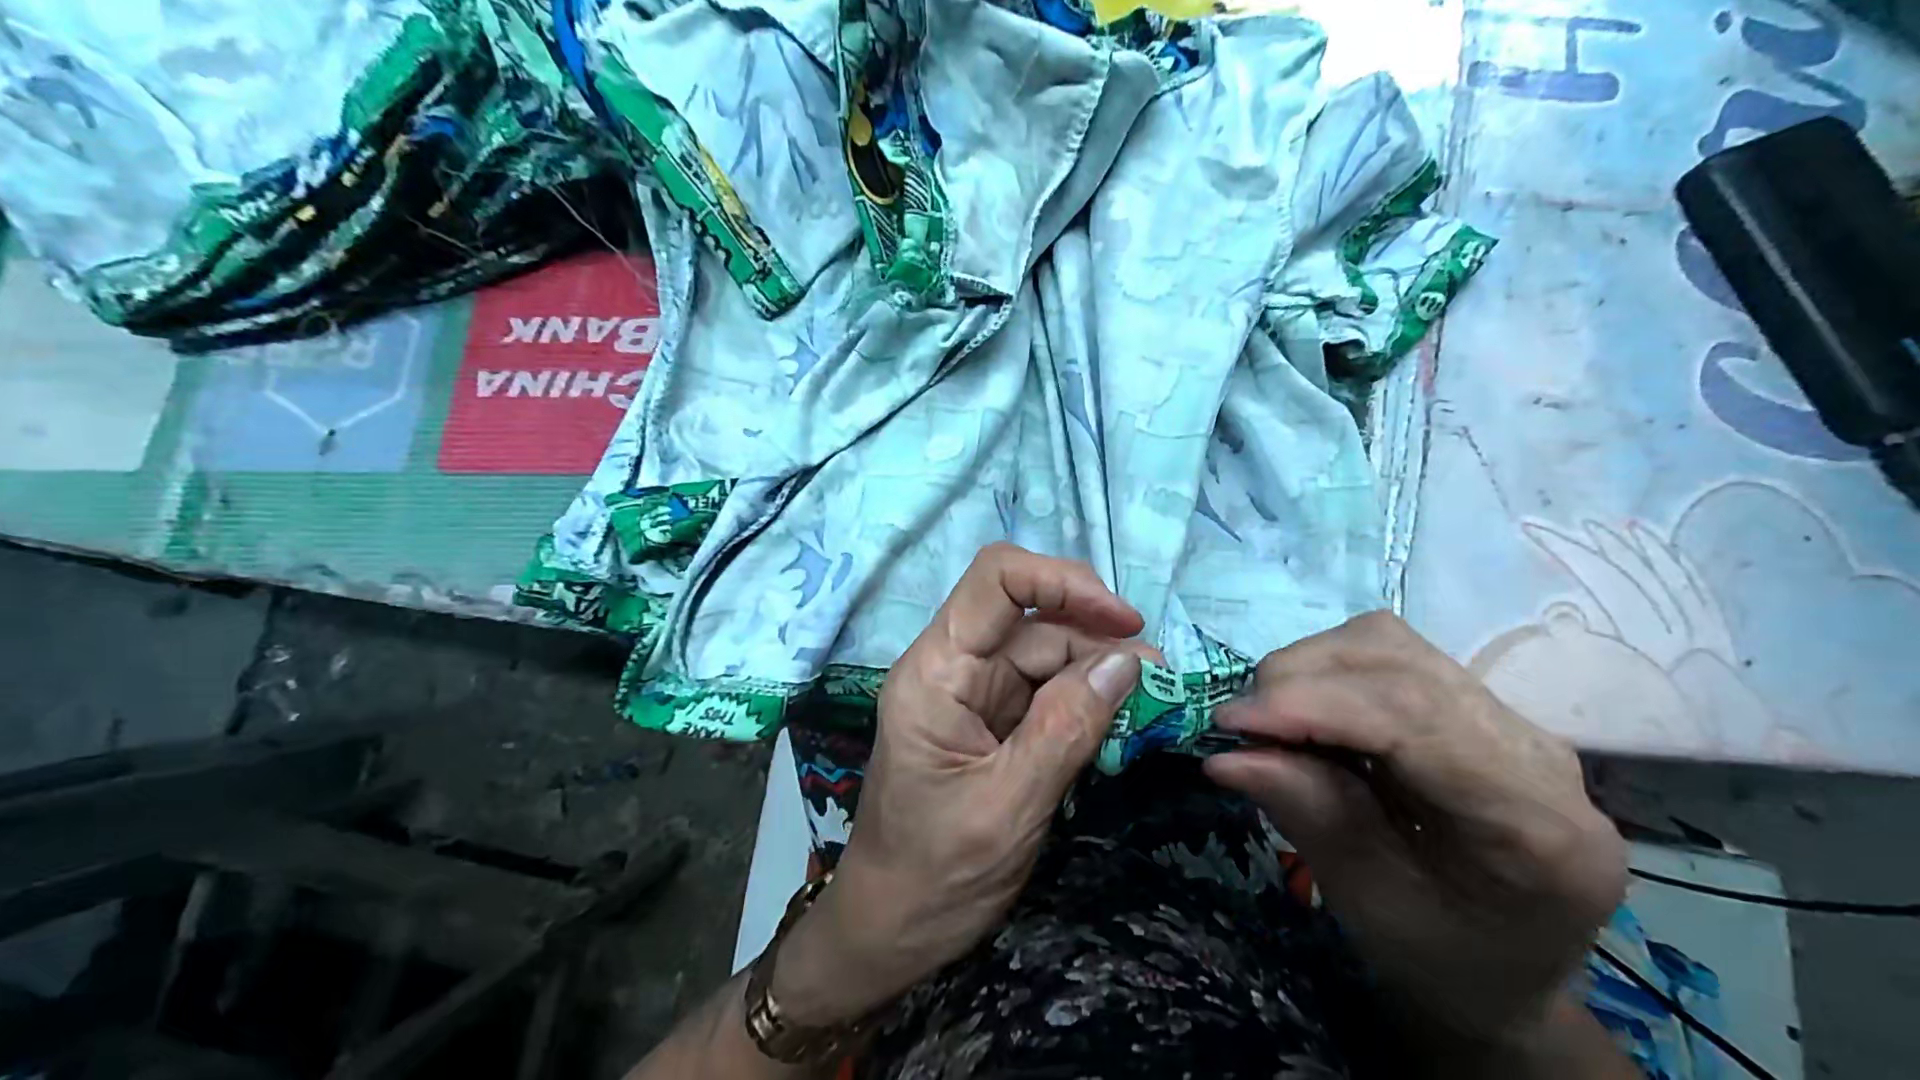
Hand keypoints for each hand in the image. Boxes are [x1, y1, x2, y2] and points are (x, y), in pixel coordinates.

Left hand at [772, 544, 1153, 1024]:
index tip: (1124, 623)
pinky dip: (1086, 699)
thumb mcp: (1009, 805)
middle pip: (1031, 619)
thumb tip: (1128, 664)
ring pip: (1045, 653)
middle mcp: (952, 667)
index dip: (1063, 582)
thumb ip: (1067, 728)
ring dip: (1098, 671)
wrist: (892, 930)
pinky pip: (1046, 690)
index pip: (995, 580)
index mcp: (936, 672)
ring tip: (1151, 702)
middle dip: (1096, 639)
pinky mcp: (992, 721)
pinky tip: (1121, 718)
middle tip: (1160, 682)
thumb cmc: (936, 874)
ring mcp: (973, 694)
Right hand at [1205, 612, 1626, 1045]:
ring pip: (1386, 644)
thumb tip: (1226, 755)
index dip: (1310, 705)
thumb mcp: (1370, 904)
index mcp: (1535, 823)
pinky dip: (1324, 671)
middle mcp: (1534, 750)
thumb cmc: (1441, 955)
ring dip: (1308, 668)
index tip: (1229, 723)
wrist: (1503, 967)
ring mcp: (1504, 717)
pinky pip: (1385, 655)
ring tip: (1271, 720)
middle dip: (1297, 680)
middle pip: (1397, 663)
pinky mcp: (1468, 702)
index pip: (1412, 718)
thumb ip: (1310, 817)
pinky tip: (1306, 714)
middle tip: (1240, 728)